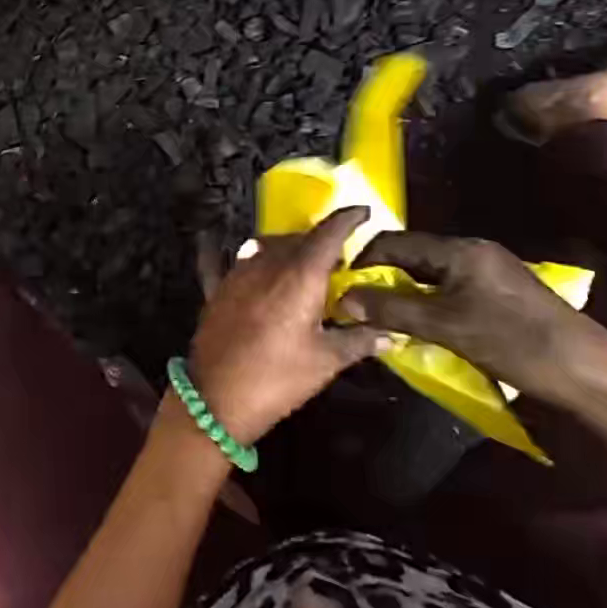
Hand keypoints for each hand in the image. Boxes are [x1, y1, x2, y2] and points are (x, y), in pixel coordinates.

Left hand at [188, 207, 390, 443]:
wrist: (218, 395)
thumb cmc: (279, 377)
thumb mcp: (327, 360)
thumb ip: (359, 339)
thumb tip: (392, 333)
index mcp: (298, 277)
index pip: (325, 236)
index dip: (345, 221)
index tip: (361, 212)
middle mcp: (264, 266)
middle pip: (294, 240)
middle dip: (318, 241)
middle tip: (340, 256)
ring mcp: (235, 275)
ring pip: (263, 248)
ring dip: (284, 248)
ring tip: (302, 261)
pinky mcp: (214, 290)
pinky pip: (216, 261)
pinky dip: (221, 250)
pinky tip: (214, 240)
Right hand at [339, 232, 606, 406]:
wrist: (598, 383)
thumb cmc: (518, 344)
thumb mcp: (446, 327)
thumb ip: (390, 309)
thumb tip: (342, 299)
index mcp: (461, 250)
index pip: (393, 242)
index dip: (362, 262)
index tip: (341, 287)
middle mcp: (474, 254)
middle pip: (410, 258)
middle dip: (380, 279)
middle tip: (358, 304)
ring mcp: (490, 276)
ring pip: (428, 277)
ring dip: (402, 295)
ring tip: (382, 318)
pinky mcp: (500, 298)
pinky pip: (447, 292)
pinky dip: (426, 305)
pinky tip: (418, 326)